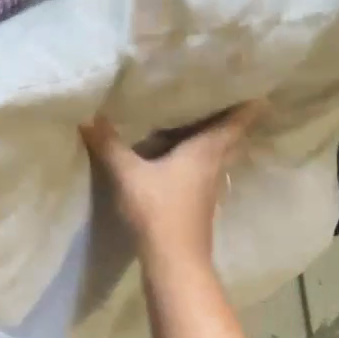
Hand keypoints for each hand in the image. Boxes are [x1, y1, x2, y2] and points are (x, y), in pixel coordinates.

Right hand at [81, 101, 263, 264]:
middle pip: (231, 133)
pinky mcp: (200, 201)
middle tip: (216, 93)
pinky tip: (179, 156)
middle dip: (228, 113)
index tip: (251, 78)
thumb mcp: (129, 175)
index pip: (241, 116)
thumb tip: (87, 116)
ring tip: (194, 118)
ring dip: (211, 136)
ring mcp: (211, 185)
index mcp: (208, 148)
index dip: (249, 97)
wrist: (174, 259)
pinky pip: (204, 168)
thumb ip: (109, 145)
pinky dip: (197, 157)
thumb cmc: (159, 210)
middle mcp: (216, 162)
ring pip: (218, 151)